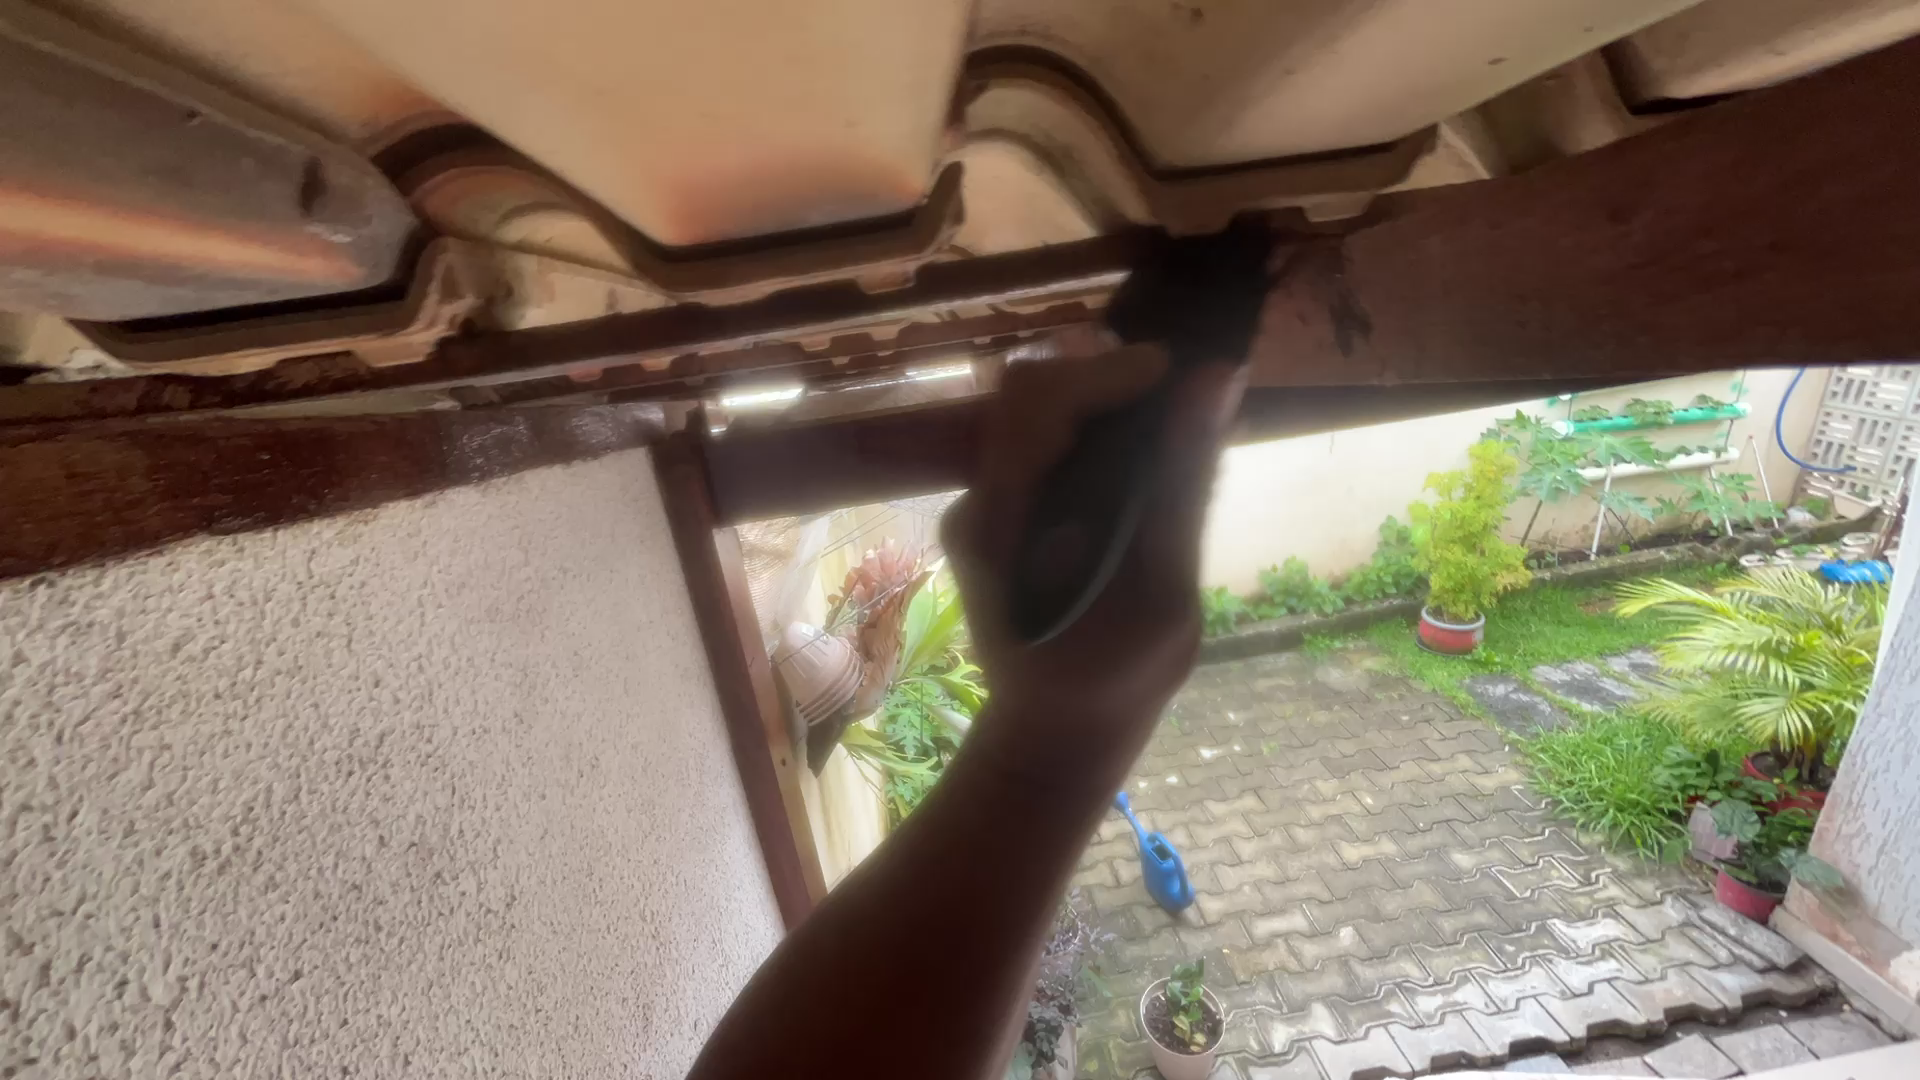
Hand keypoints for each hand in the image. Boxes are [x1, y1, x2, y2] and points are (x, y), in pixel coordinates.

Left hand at [941, 342, 1243, 773]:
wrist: (1054, 721)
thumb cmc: (1116, 679)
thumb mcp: (1166, 595)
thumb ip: (1183, 489)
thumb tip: (1217, 381)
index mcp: (1003, 531)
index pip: (1034, 407)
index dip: (1104, 371)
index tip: (1174, 370)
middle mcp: (977, 506)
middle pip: (1025, 392)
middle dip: (1104, 372)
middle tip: (1177, 391)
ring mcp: (979, 506)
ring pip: (1031, 409)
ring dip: (1101, 396)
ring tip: (1166, 418)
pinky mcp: (995, 509)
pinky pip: (1039, 441)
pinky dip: (1093, 428)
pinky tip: (1138, 456)